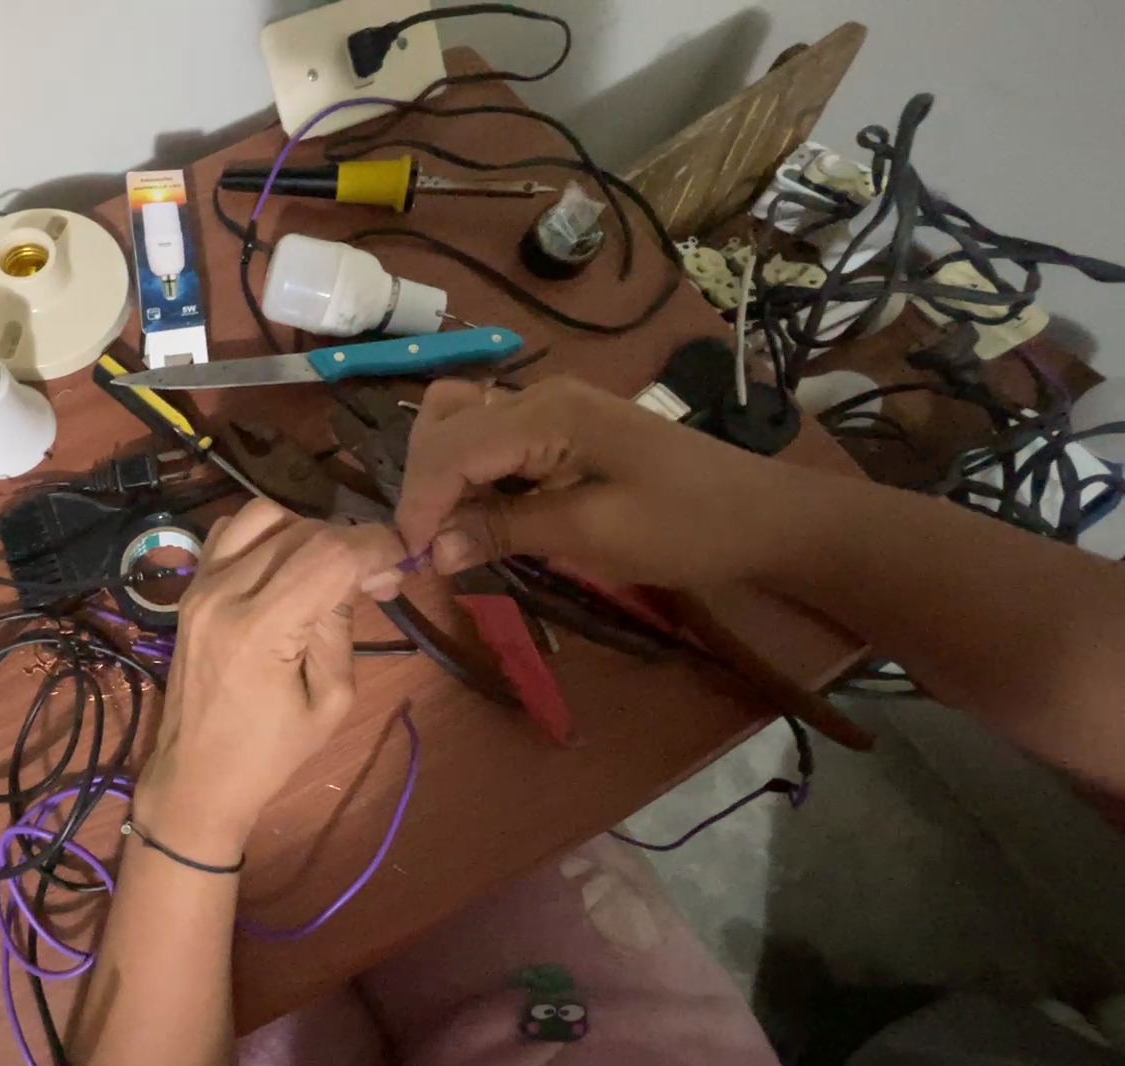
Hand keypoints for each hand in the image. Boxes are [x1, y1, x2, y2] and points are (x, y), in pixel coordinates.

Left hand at [133, 501, 404, 864]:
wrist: (196, 775)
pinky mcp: (189, 588)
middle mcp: (223, 592)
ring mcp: (199, 585)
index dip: (376, 545)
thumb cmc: (269, 753)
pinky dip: (265, 532)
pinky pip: (228, 531)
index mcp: (260, 628)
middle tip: (376, 575)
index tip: (403, 556)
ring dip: (307, 530)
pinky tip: (284, 562)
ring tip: (328, 565)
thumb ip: (341, 624)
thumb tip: (363, 571)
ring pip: (263, 516)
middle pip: (302, 531)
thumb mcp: (330, 699)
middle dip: (350, 542)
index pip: (330, 555)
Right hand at [394, 376, 812, 586]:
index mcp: (546, 413)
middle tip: (429, 547)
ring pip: (453, 425)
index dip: (419, 504)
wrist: (766, 515)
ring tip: (446, 527)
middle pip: (440, 428)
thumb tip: (430, 552)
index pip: (449, 450)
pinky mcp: (553, 425)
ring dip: (437, 476)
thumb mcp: (591, 533)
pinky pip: (482, 439)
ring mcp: (544, 406)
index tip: (409, 559)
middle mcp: (534, 395)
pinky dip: (463, 474)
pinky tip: (474, 510)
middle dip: (421, 487)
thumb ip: (502, 531)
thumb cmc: (688, 525)